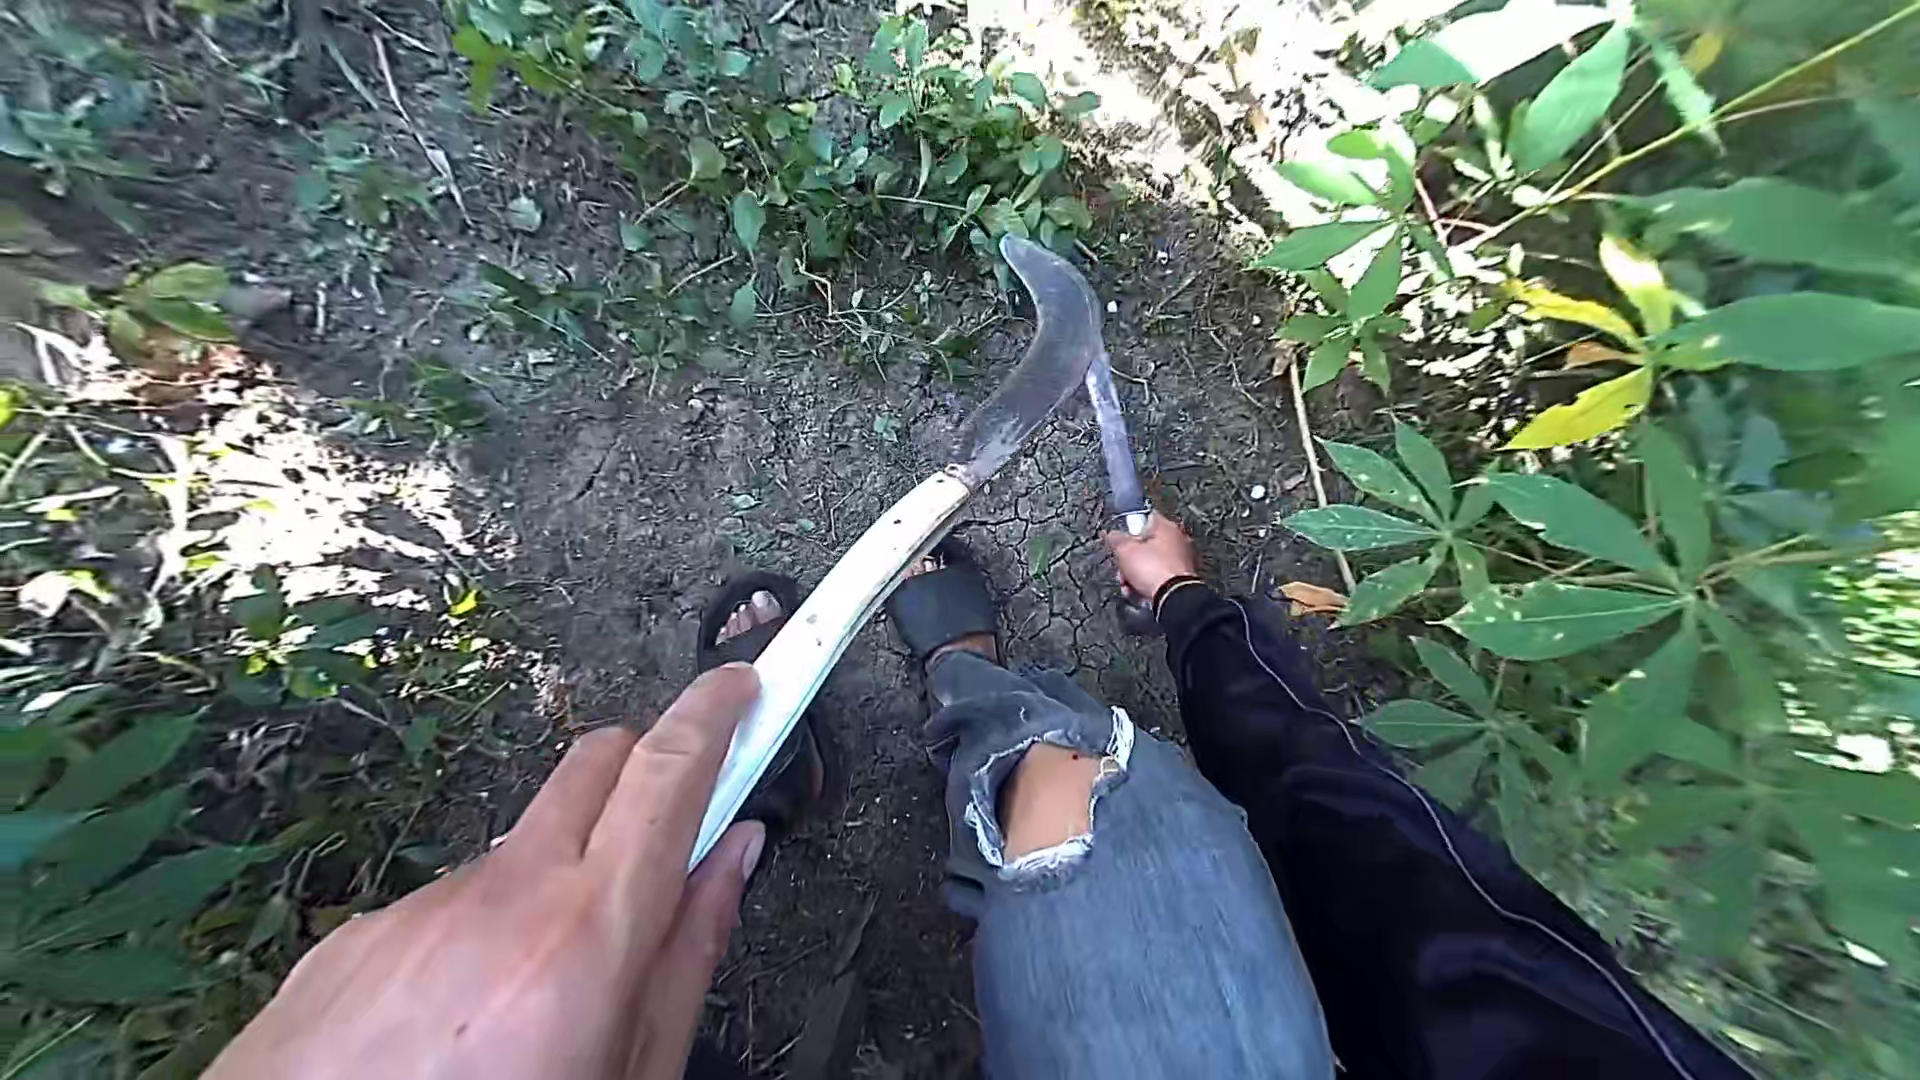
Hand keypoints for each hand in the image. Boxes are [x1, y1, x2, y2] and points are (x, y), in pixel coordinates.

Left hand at [205, 665, 766, 1079]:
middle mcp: (500, 901)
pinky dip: (488, 921)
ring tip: (545, 976)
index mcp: (586, 937)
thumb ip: (695, 943)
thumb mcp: (638, 1070)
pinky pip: (453, 896)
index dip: (716, 709)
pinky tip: (462, 1017)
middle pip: (600, 760)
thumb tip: (736, 849)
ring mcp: (416, 914)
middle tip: (665, 829)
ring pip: (529, 834)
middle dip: (647, 767)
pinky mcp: (349, 942)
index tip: (742, 685)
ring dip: (564, 865)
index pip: (669, 770)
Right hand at [1103, 511, 1199, 599]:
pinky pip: (1158, 576)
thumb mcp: (1124, 550)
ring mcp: (1182, 560)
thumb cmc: (1154, 570)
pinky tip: (1138, 591)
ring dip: (1136, 574)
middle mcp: (1178, 540)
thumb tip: (1112, 535)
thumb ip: (1116, 539)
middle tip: (1122, 567)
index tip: (1119, 539)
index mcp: (1166, 527)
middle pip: (1145, 544)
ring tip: (1129, 584)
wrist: (1173, 597)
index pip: (1144, 517)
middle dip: (1129, 558)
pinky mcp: (1182, 578)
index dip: (1128, 528)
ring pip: (1151, 562)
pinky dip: (1147, 583)